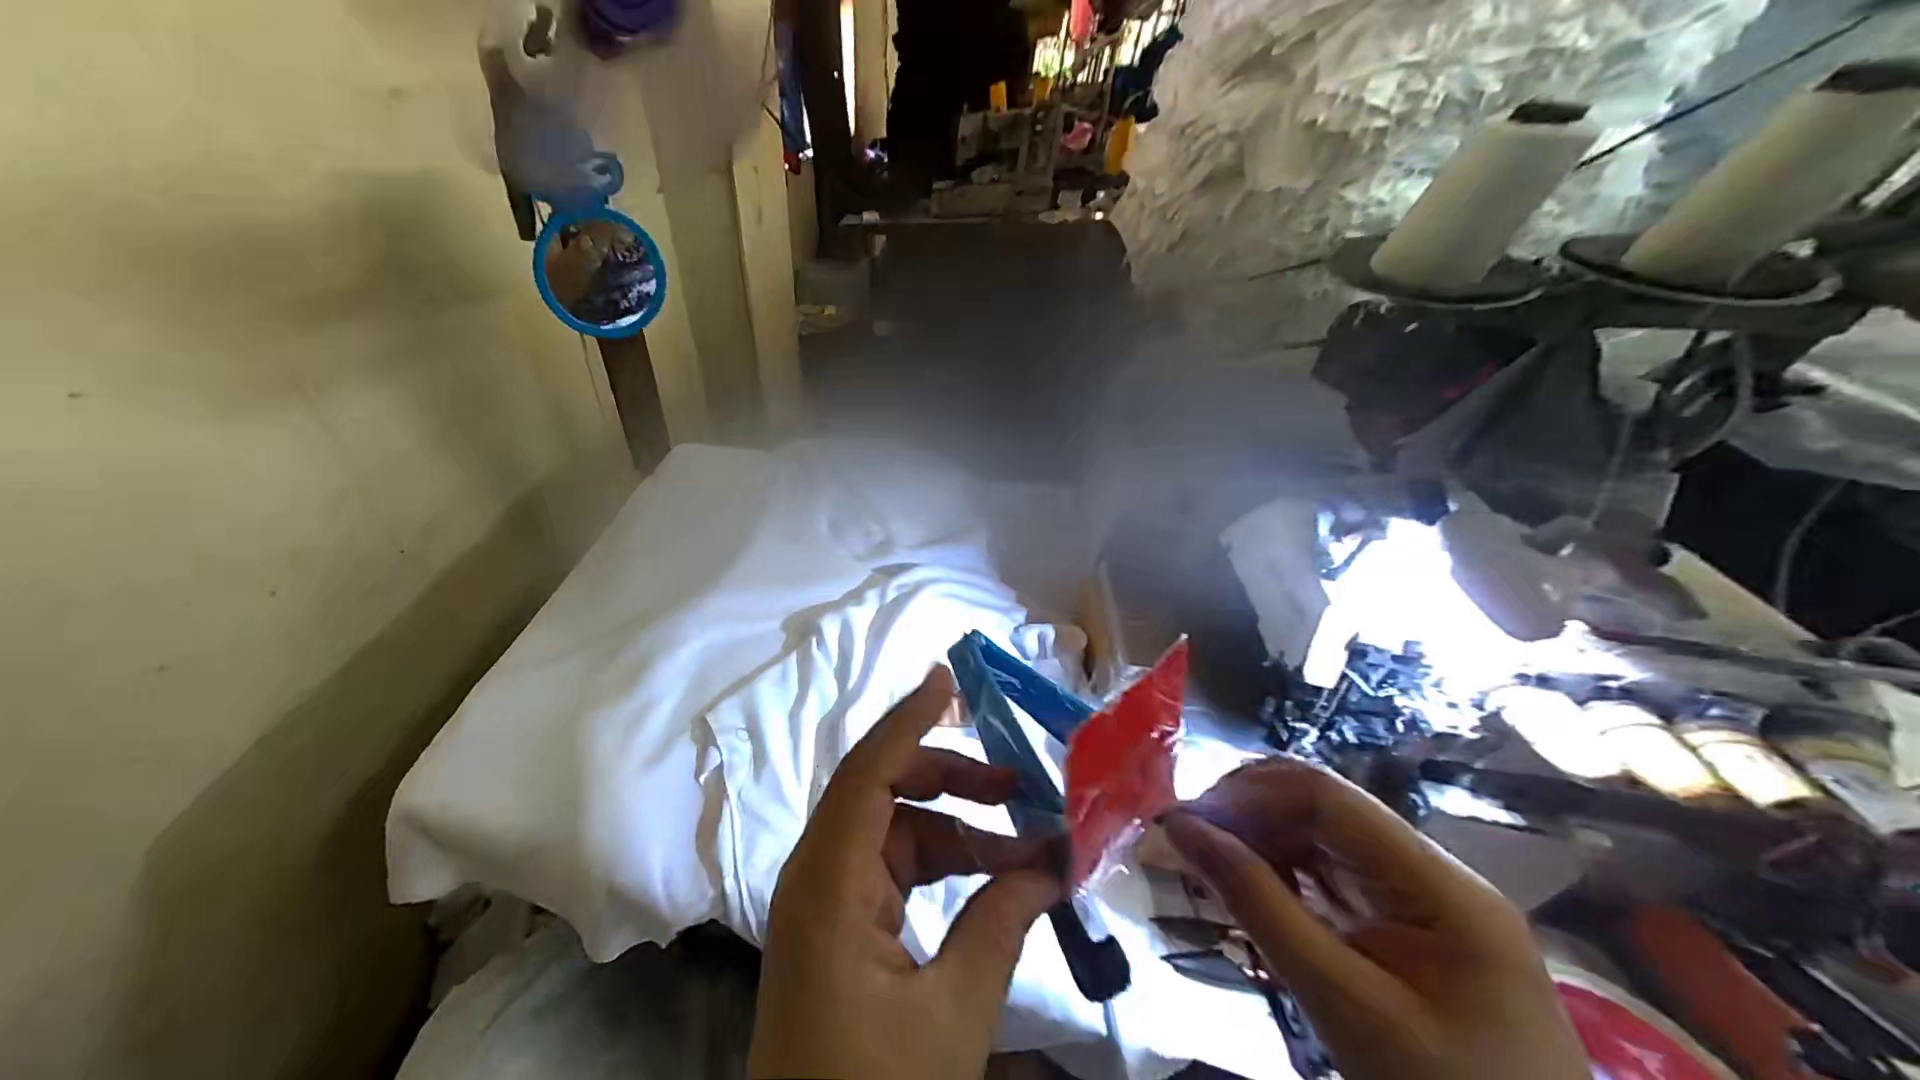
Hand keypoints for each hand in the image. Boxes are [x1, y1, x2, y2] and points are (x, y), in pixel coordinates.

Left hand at [748, 667, 1064, 1079]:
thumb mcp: (952, 1011)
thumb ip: (1001, 924)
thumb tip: (1052, 867)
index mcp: (829, 882)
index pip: (867, 772)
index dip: (908, 720)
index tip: (948, 681)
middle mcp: (819, 874)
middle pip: (885, 792)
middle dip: (954, 780)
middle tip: (1019, 786)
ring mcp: (828, 899)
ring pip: (897, 831)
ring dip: (959, 831)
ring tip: (1027, 851)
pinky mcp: (840, 923)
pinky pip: (895, 868)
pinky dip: (943, 865)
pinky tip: (993, 882)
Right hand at [1161, 758, 1588, 1079]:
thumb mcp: (1341, 1004)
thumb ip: (1260, 906)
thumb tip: (1181, 827)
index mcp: (1441, 886)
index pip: (1329, 800)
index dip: (1248, 796)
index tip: (1184, 819)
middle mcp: (1435, 874)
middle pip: (1326, 808)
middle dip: (1248, 811)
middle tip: (1185, 838)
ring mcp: (1423, 898)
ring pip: (1323, 836)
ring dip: (1259, 839)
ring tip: (1206, 862)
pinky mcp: (1407, 924)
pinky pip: (1332, 875)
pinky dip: (1282, 872)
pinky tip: (1249, 886)